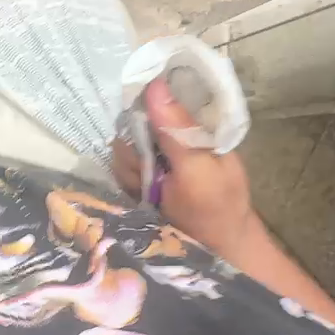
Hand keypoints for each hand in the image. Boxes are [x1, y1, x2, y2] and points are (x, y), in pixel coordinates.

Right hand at [112, 78, 258, 256]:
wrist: (211, 251)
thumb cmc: (215, 209)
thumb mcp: (197, 169)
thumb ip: (176, 130)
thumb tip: (154, 83)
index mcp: (195, 122)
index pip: (159, 94)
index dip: (143, 106)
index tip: (141, 130)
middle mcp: (173, 132)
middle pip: (133, 122)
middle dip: (137, 152)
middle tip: (153, 175)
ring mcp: (156, 153)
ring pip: (123, 147)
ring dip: (133, 172)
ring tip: (153, 192)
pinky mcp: (142, 172)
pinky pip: (119, 167)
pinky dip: (129, 184)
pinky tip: (144, 196)